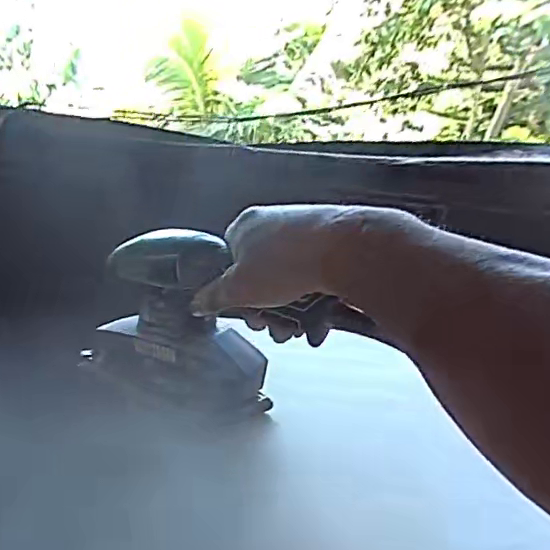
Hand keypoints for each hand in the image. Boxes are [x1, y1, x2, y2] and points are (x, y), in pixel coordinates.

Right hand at [191, 204, 424, 344]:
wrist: (351, 251)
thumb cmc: (289, 262)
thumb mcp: (235, 290)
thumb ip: (212, 298)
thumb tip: (197, 304)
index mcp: (245, 225)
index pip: (225, 261)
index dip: (229, 291)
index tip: (237, 309)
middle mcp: (275, 222)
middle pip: (257, 274)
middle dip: (261, 306)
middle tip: (266, 323)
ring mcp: (305, 230)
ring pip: (286, 280)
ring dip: (286, 310)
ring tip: (293, 328)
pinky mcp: (333, 241)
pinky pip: (312, 277)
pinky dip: (311, 300)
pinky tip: (313, 319)